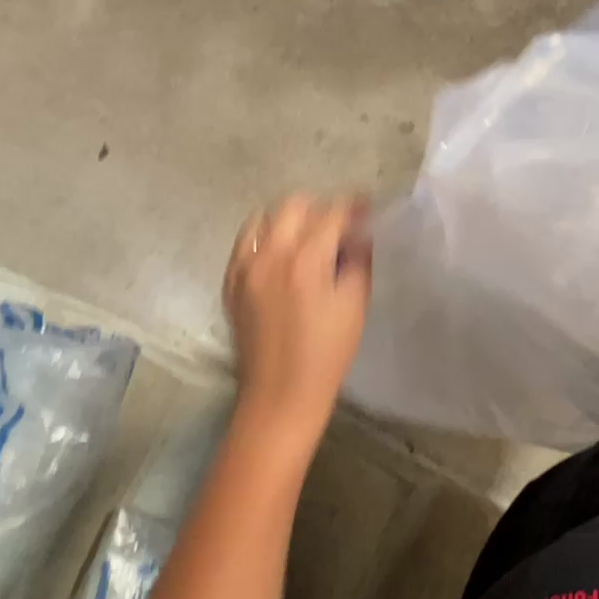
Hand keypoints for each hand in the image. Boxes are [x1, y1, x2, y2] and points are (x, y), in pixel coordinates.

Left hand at [223, 194, 372, 435]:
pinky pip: (245, 244)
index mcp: (305, 260)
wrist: (280, 393)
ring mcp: (244, 268)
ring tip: (306, 236)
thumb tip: (357, 236)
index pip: (332, 214)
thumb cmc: (328, 352)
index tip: (367, 210)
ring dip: (289, 219)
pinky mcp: (231, 283)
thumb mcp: (355, 304)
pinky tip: (280, 257)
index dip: (353, 207)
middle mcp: (270, 255)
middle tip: (339, 224)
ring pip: (263, 218)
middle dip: (320, 207)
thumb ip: (357, 261)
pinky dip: (264, 239)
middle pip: (294, 205)